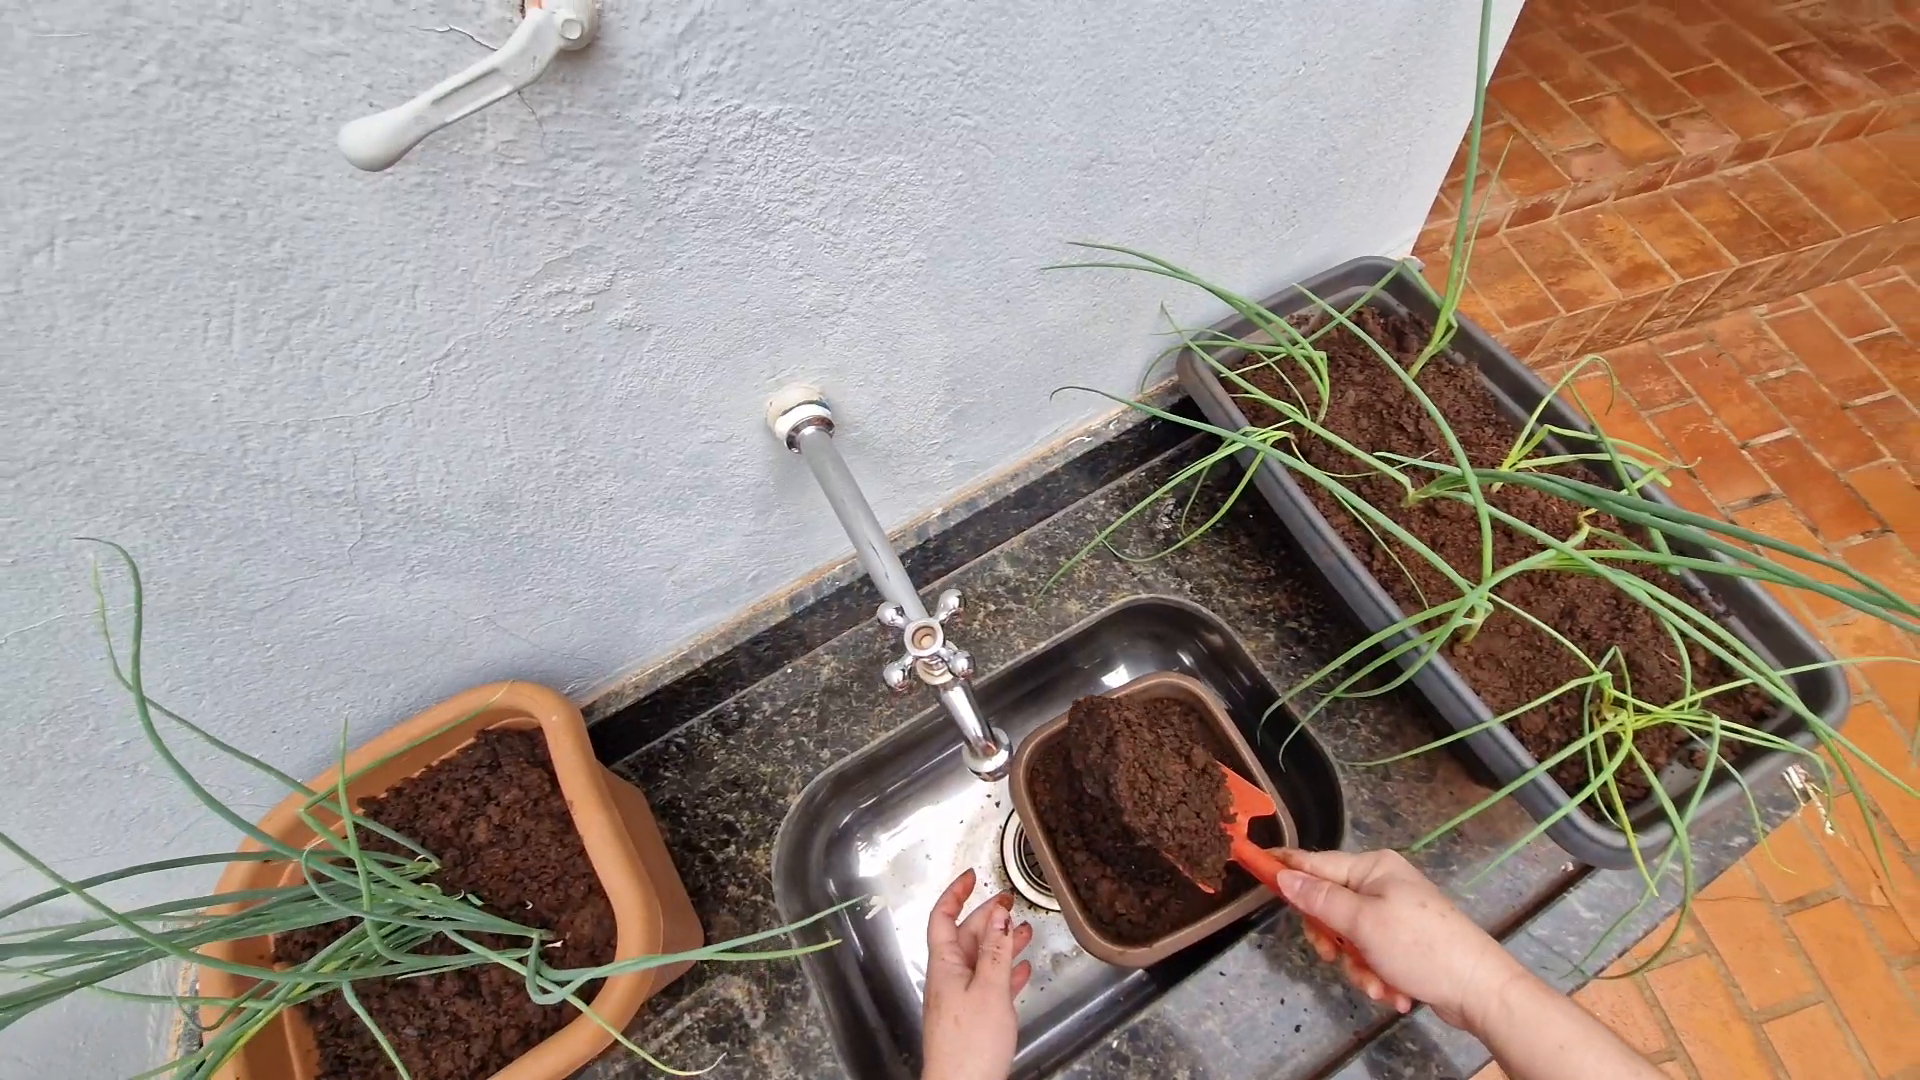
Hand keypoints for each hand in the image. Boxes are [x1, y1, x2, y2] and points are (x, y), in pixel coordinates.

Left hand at [921, 869, 1033, 1079]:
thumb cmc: (970, 1043)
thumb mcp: (988, 988)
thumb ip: (995, 949)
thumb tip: (999, 913)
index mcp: (945, 963)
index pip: (944, 916)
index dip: (956, 893)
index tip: (971, 876)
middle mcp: (949, 977)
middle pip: (966, 935)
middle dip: (988, 916)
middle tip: (1010, 902)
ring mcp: (960, 999)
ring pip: (981, 960)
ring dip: (1002, 943)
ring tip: (1026, 932)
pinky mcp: (972, 1020)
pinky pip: (989, 985)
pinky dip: (1006, 973)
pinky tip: (1022, 972)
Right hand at [1270, 848, 1525, 1030]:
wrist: (1485, 993)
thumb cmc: (1423, 947)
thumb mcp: (1363, 923)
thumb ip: (1319, 899)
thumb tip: (1284, 875)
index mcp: (1371, 868)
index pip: (1314, 862)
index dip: (1283, 865)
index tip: (1252, 861)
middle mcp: (1380, 885)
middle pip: (1328, 905)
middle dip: (1332, 940)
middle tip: (1334, 956)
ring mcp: (1393, 913)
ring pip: (1347, 936)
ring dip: (1357, 966)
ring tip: (1379, 985)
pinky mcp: (1404, 942)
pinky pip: (1370, 953)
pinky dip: (1376, 974)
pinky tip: (1395, 992)